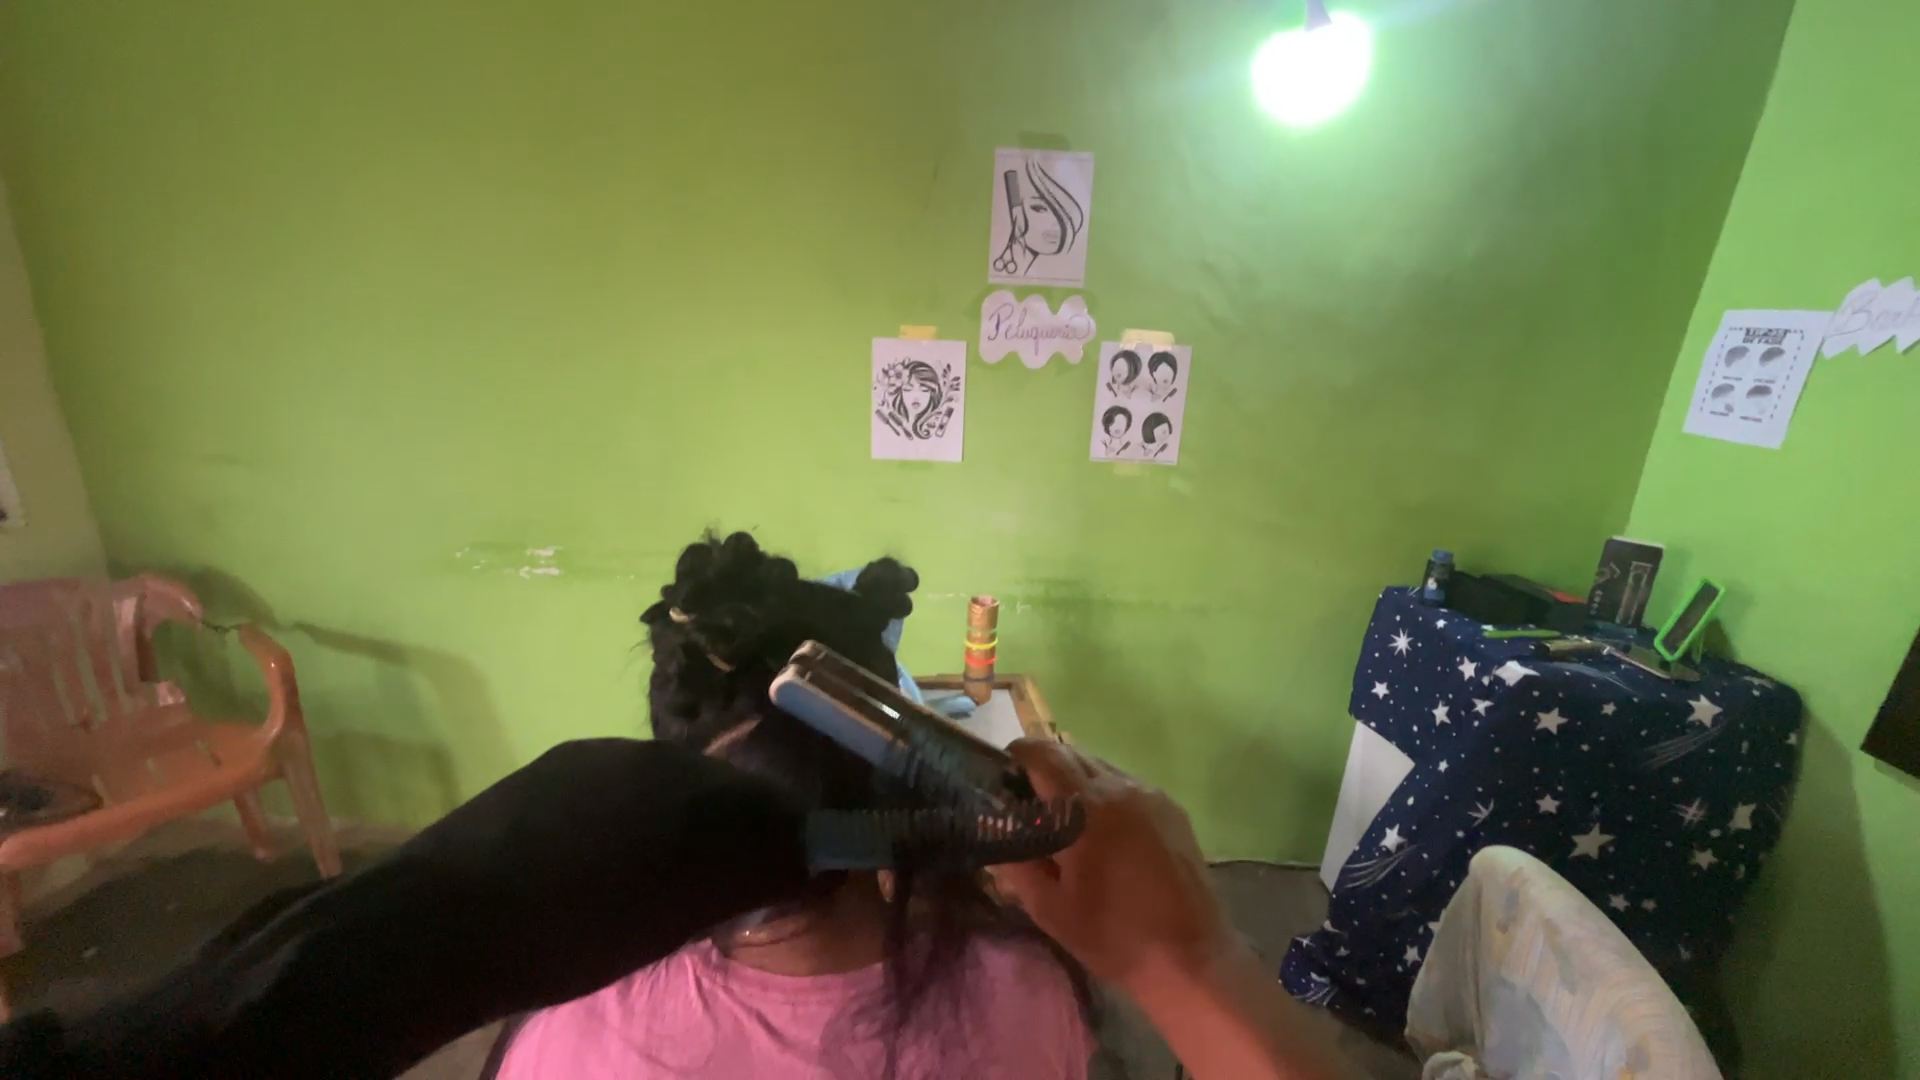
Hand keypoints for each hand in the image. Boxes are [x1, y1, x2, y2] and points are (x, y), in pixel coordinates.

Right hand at [989, 740, 1230, 990]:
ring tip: (1066, 814)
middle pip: (1072, 752)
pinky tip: (1104, 828)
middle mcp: (1119, 786)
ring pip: (1100, 765)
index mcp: (1086, 807)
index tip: (1003, 772)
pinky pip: (1126, 783)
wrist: (1191, 960)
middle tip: (1029, 797)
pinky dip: (1105, 792)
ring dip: (1076, 778)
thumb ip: (1017, 864)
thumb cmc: (1113, 936)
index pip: (1044, 754)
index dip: (1018, 754)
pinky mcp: (1170, 807)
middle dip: (1045, 766)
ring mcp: (1149, 793)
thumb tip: (997, 833)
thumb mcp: (1049, 908)